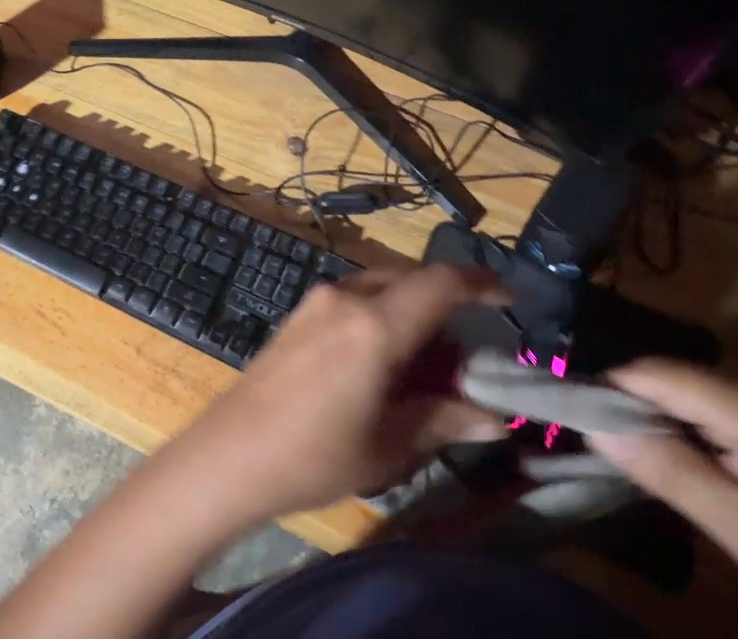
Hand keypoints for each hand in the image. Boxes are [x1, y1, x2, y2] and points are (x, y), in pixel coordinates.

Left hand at [151, 264, 508, 525]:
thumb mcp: (388, 446)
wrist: (227, 456)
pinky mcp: (298, 315)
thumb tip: (494, 419)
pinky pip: (357, 298)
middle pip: (413, 281)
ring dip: (414, 310)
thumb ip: (444, 421)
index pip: (442, 283)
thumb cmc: (312, 456)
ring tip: (428, 361)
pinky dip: (384, 315)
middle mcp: (347, 298)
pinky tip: (385, 360)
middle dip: (449, 305)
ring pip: (384, 286)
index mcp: (375, 325)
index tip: (510, 299)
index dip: (482, 284)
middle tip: (469, 351)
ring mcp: (317, 302)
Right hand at [587, 359, 737, 638]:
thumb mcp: (736, 523)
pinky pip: (717, 403)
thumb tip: (594, 429)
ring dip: (655, 412)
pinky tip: (675, 454)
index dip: (608, 386)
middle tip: (593, 438)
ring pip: (692, 388)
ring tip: (625, 448)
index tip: (569, 411)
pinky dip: (685, 421)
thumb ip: (665, 470)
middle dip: (628, 400)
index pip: (658, 373)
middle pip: (674, 375)